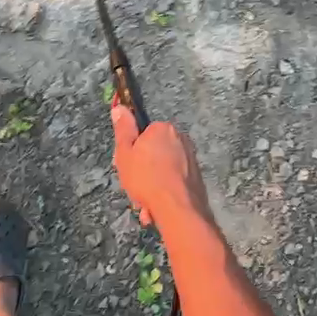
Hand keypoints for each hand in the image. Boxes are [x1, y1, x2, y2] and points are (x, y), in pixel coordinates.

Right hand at [111, 105, 211, 227]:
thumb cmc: (146, 178)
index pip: (144, 134)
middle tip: (135, 186)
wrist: (178, 209)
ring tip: (146, 204)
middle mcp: (181, 139)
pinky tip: (157, 207)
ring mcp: (191, 158)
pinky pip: (175, 181)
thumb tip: (119, 107)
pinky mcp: (197, 177)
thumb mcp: (125, 153)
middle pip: (155, 152)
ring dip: (154, 184)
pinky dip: (166, 191)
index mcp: (163, 129)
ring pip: (165, 169)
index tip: (127, 166)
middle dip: (144, 170)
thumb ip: (123, 130)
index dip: (133, 151)